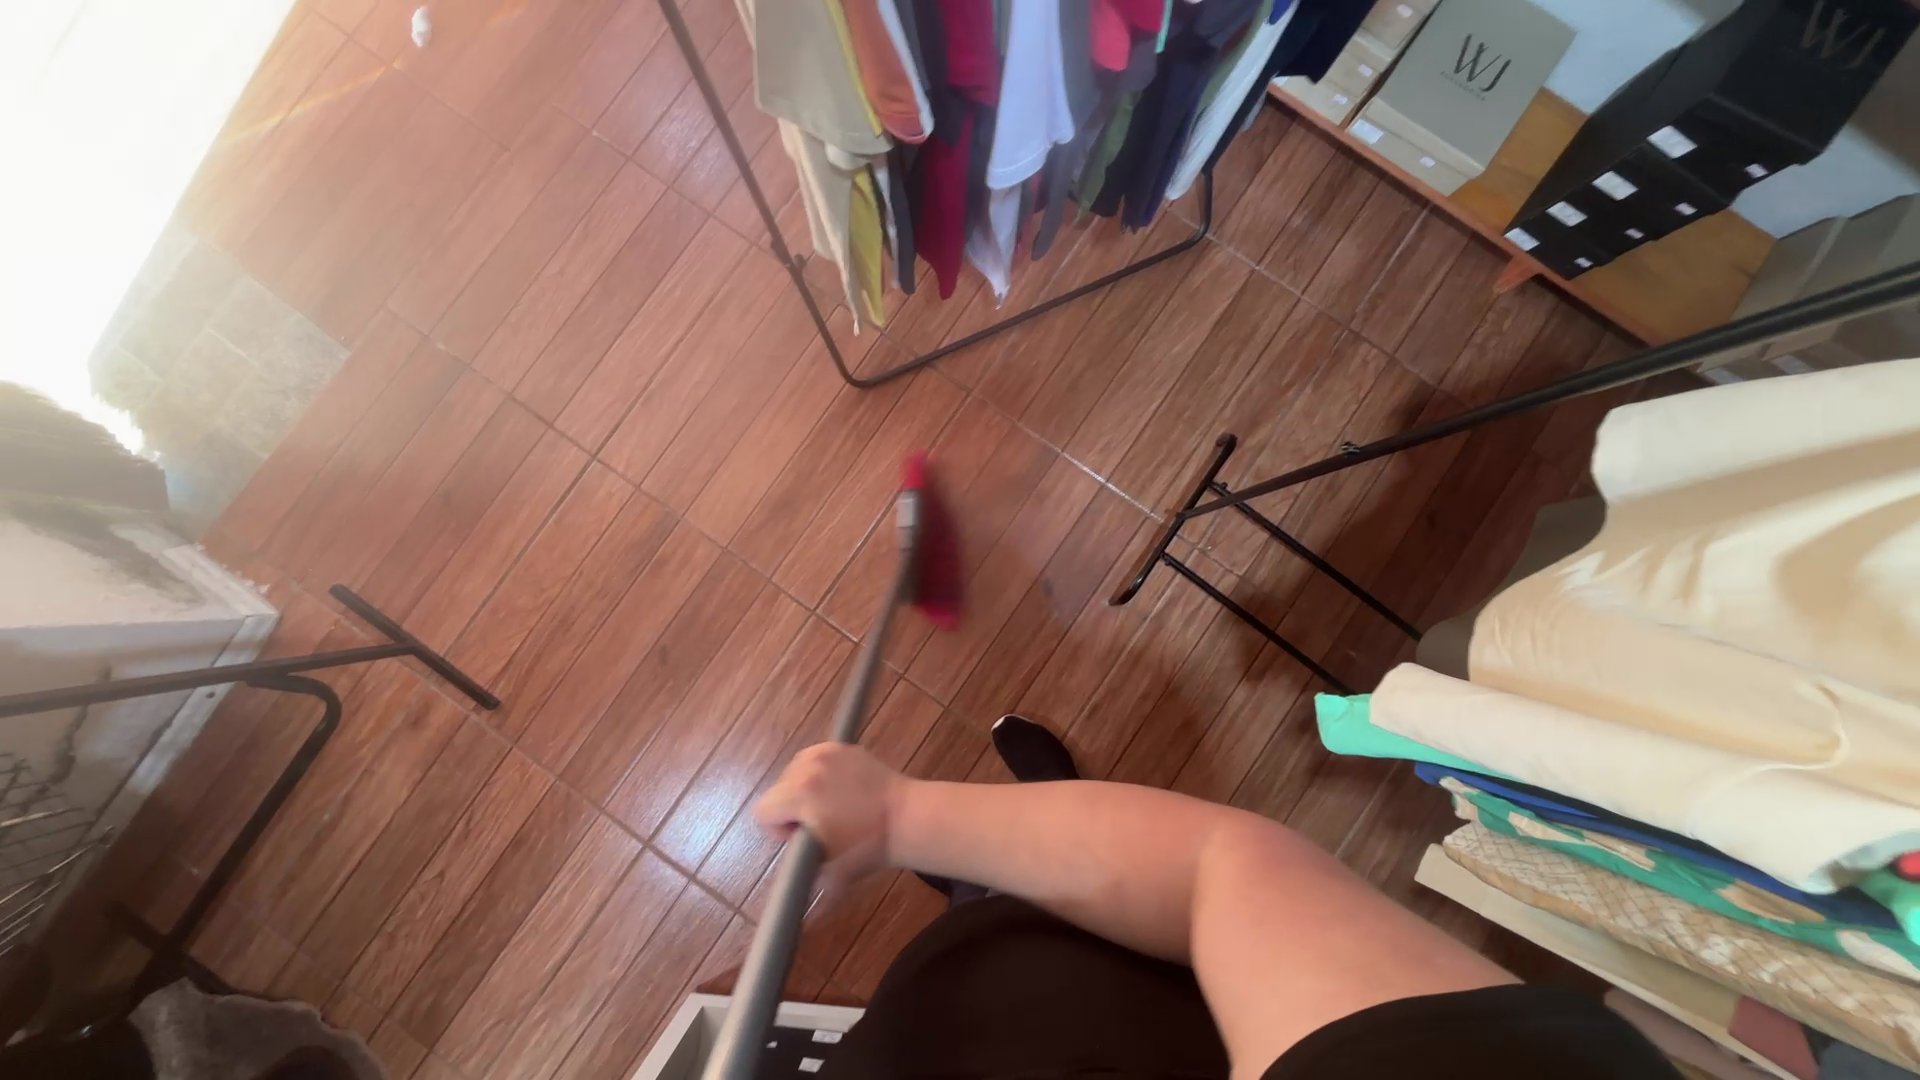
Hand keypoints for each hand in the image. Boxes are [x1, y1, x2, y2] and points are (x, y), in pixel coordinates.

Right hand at [754, 743, 907, 883]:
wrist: (906, 817)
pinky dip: (820, 773)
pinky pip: (815, 759)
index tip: (804, 838)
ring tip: (832, 806)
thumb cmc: (867, 847)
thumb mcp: (826, 874)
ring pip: (794, 772)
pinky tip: (840, 789)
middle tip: (822, 824)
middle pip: (778, 790)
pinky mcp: (843, 747)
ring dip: (804, 789)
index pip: (763, 811)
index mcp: (799, 793)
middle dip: (792, 808)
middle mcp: (808, 765)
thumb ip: (798, 871)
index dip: (779, 831)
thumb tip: (789, 874)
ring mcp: (827, 751)